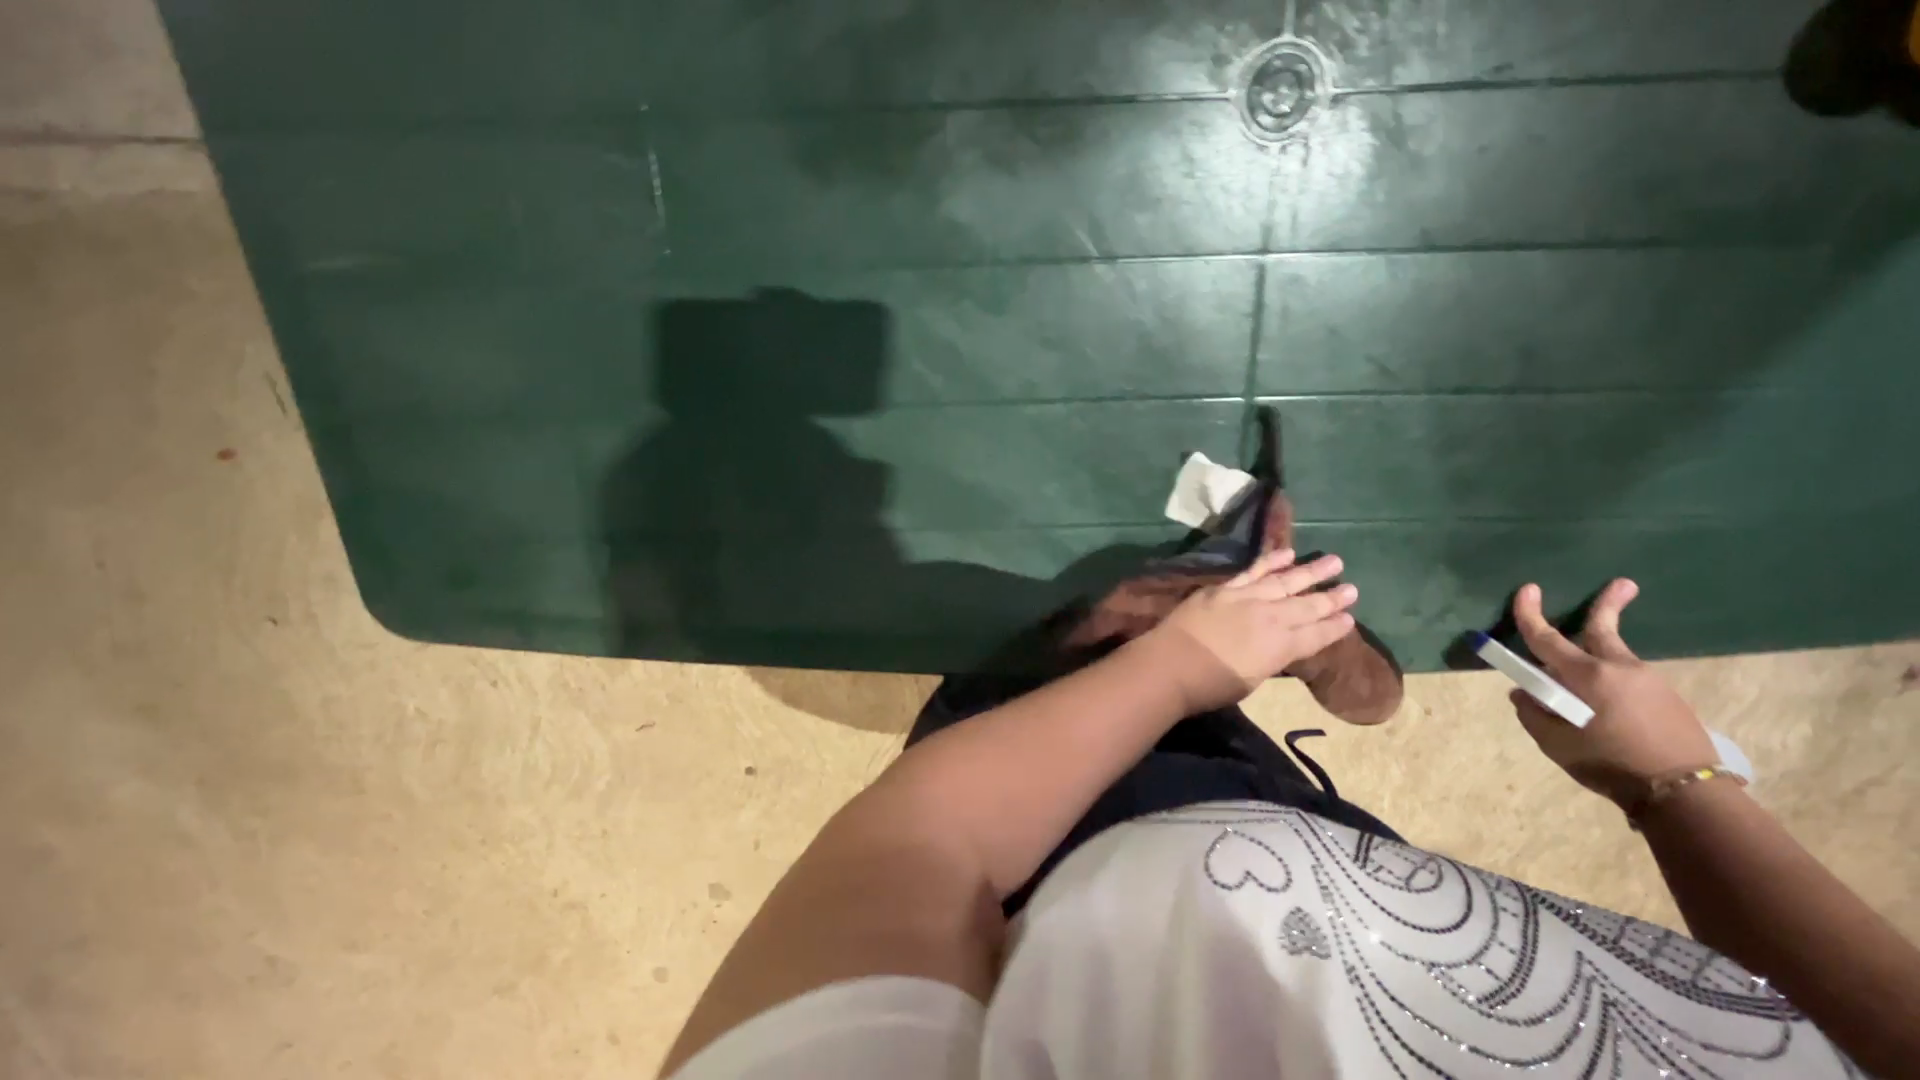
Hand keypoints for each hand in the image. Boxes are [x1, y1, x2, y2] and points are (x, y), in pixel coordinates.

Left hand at [1144, 549, 1358, 711]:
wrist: (1170, 666)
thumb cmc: (1209, 686)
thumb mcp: (1251, 680)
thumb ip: (1270, 659)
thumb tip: (1279, 646)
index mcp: (1281, 649)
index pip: (1316, 636)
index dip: (1334, 628)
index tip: (1350, 619)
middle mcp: (1271, 619)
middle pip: (1307, 606)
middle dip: (1331, 598)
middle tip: (1352, 588)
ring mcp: (1247, 599)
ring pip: (1286, 581)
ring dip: (1310, 571)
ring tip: (1334, 560)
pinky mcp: (1224, 588)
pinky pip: (1254, 571)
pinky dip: (1272, 561)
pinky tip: (1288, 553)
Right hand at [1509, 579, 1718, 807]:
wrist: (1683, 791)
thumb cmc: (1609, 764)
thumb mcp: (1556, 744)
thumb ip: (1533, 714)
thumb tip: (1523, 694)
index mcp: (1585, 676)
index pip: (1546, 638)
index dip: (1530, 614)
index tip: (1528, 589)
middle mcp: (1618, 668)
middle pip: (1603, 629)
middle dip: (1608, 604)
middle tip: (1624, 584)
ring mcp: (1648, 681)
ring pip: (1616, 655)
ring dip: (1602, 649)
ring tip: (1589, 672)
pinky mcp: (1668, 698)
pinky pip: (1630, 677)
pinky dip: (1615, 679)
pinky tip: (1612, 706)